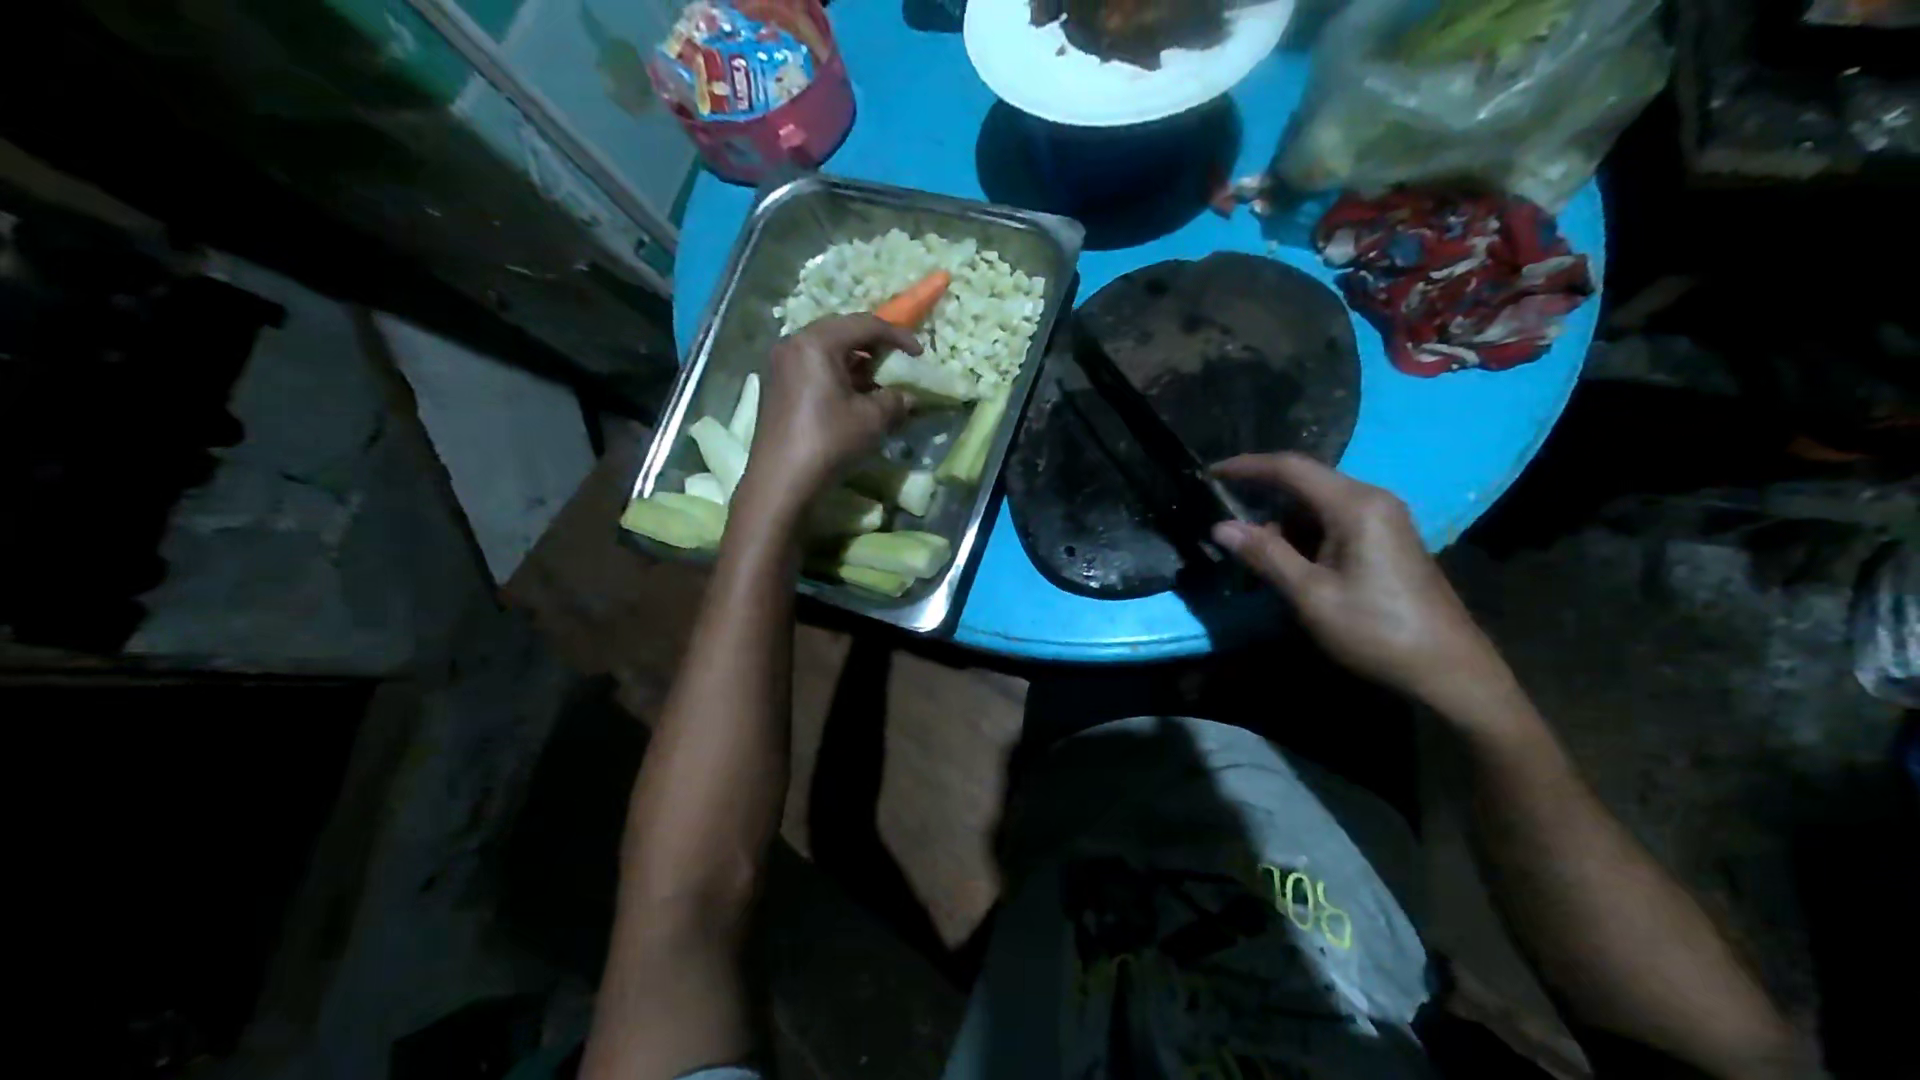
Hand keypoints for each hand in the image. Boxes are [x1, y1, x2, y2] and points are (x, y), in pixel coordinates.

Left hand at [738, 314, 919, 516]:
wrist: (781, 481)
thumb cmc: (828, 442)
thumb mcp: (872, 420)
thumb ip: (895, 400)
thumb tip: (907, 397)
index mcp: (817, 342)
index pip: (865, 324)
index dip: (897, 336)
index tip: (919, 353)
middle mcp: (794, 343)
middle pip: (842, 331)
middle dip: (874, 345)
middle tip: (897, 362)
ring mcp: (781, 364)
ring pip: (826, 349)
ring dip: (855, 361)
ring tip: (878, 381)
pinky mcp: (776, 384)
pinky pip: (813, 366)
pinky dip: (836, 373)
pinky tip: (852, 395)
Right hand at [1210, 453, 1510, 709]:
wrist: (1448, 669)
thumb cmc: (1375, 630)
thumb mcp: (1311, 595)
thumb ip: (1265, 555)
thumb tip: (1220, 527)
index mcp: (1355, 505)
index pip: (1290, 468)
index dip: (1247, 466)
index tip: (1209, 473)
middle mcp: (1371, 500)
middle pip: (1304, 481)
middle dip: (1260, 494)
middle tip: (1220, 515)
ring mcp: (1383, 519)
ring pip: (1316, 503)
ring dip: (1279, 518)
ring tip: (1246, 545)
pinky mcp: (1385, 539)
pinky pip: (1332, 520)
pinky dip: (1301, 532)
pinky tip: (1283, 558)